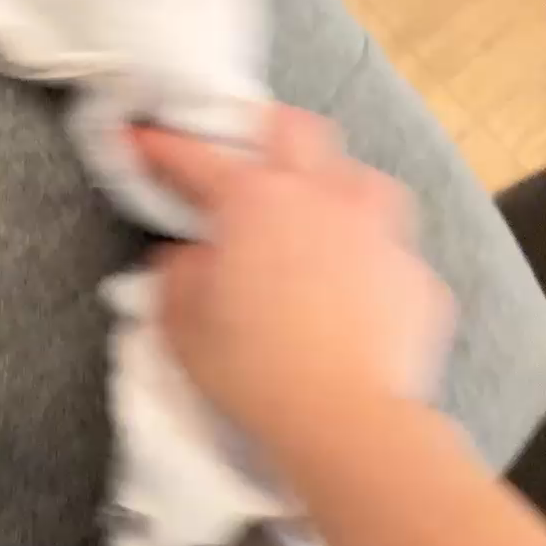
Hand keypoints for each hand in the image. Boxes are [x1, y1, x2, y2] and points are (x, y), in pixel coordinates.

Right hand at [130, 106, 455, 459]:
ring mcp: (377, 234)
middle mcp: (321, 202)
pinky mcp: (411, 273)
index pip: (195, 158)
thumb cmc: (244, 364)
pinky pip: (380, 234)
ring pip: (354, 173)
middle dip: (255, 127)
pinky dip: (346, 236)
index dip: (158, 143)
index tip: (134, 134)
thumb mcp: (177, 314)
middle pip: (296, 130)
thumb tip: (190, 253)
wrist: (341, 418)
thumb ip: (179, 269)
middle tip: (227, 142)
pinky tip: (327, 267)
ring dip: (316, 174)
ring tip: (291, 200)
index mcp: (254, 205)